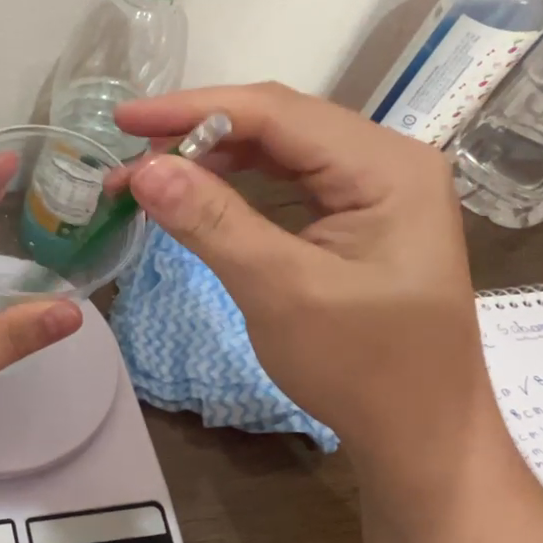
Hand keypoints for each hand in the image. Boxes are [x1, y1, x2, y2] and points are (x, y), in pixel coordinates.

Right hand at [114, 83, 490, 472]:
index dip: (192, 109)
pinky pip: (286, 184)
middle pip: (278, 123)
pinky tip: (194, 194)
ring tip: (146, 176)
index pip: (277, 112)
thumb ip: (212, 223)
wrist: (419, 433)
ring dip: (209, 159)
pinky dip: (233, 185)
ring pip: (278, 151)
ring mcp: (374, 189)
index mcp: (387, 166)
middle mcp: (386, 161)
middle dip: (196, 133)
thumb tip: (143, 169)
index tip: (122, 118)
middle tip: (126, 155)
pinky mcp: (356, 218)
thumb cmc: (361, 365)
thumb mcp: (280, 291)